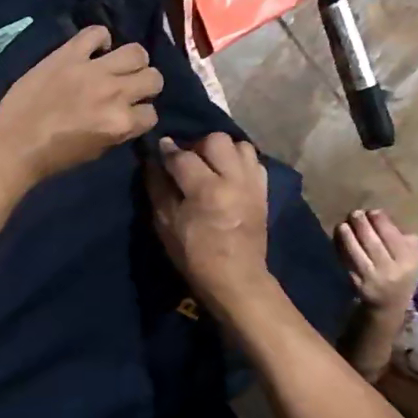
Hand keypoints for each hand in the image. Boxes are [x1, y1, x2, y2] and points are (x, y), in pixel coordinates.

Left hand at [0, 24, 162, 187]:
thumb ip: (118, 130)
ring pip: (136, 52)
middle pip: (154, 78)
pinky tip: (93, 51)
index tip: (129, 114)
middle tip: (128, 89)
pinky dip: (100, 39)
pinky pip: (96, 32)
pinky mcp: (68, 54)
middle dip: (145, 85)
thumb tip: (126, 114)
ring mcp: (92, 70)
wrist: (14, 144)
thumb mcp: (97, 151)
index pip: (151, 113)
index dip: (141, 114)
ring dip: (131, 61)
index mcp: (121, 123)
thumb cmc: (54, 157)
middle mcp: (114, 93)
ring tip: (115, 67)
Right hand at [145, 132, 268, 315]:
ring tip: (211, 166)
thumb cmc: (194, 256)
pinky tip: (229, 175)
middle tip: (188, 161)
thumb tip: (153, 160)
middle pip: (216, 140)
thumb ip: (158, 187)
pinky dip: (240, 162)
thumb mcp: (166, 224)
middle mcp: (234, 180)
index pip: (182, 156)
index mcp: (206, 190)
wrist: (236, 278)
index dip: (167, 150)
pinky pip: (254, 161)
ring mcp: (253, 184)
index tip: (159, 148)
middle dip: (198, 145)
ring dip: (222, 150)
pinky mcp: (264, 191)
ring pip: (240, 145)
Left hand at [335, 209, 417, 316]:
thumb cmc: (401, 274)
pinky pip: (346, 261)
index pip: (392, 237)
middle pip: (373, 243)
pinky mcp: (356, 283)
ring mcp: (371, 277)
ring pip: (356, 252)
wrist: (389, 304)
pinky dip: (340, 248)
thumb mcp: (412, 259)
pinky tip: (337, 238)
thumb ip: (405, 240)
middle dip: (362, 225)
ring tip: (343, 224)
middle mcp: (390, 270)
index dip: (381, 222)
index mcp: (408, 261)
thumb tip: (385, 216)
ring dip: (347, 236)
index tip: (372, 211)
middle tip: (354, 213)